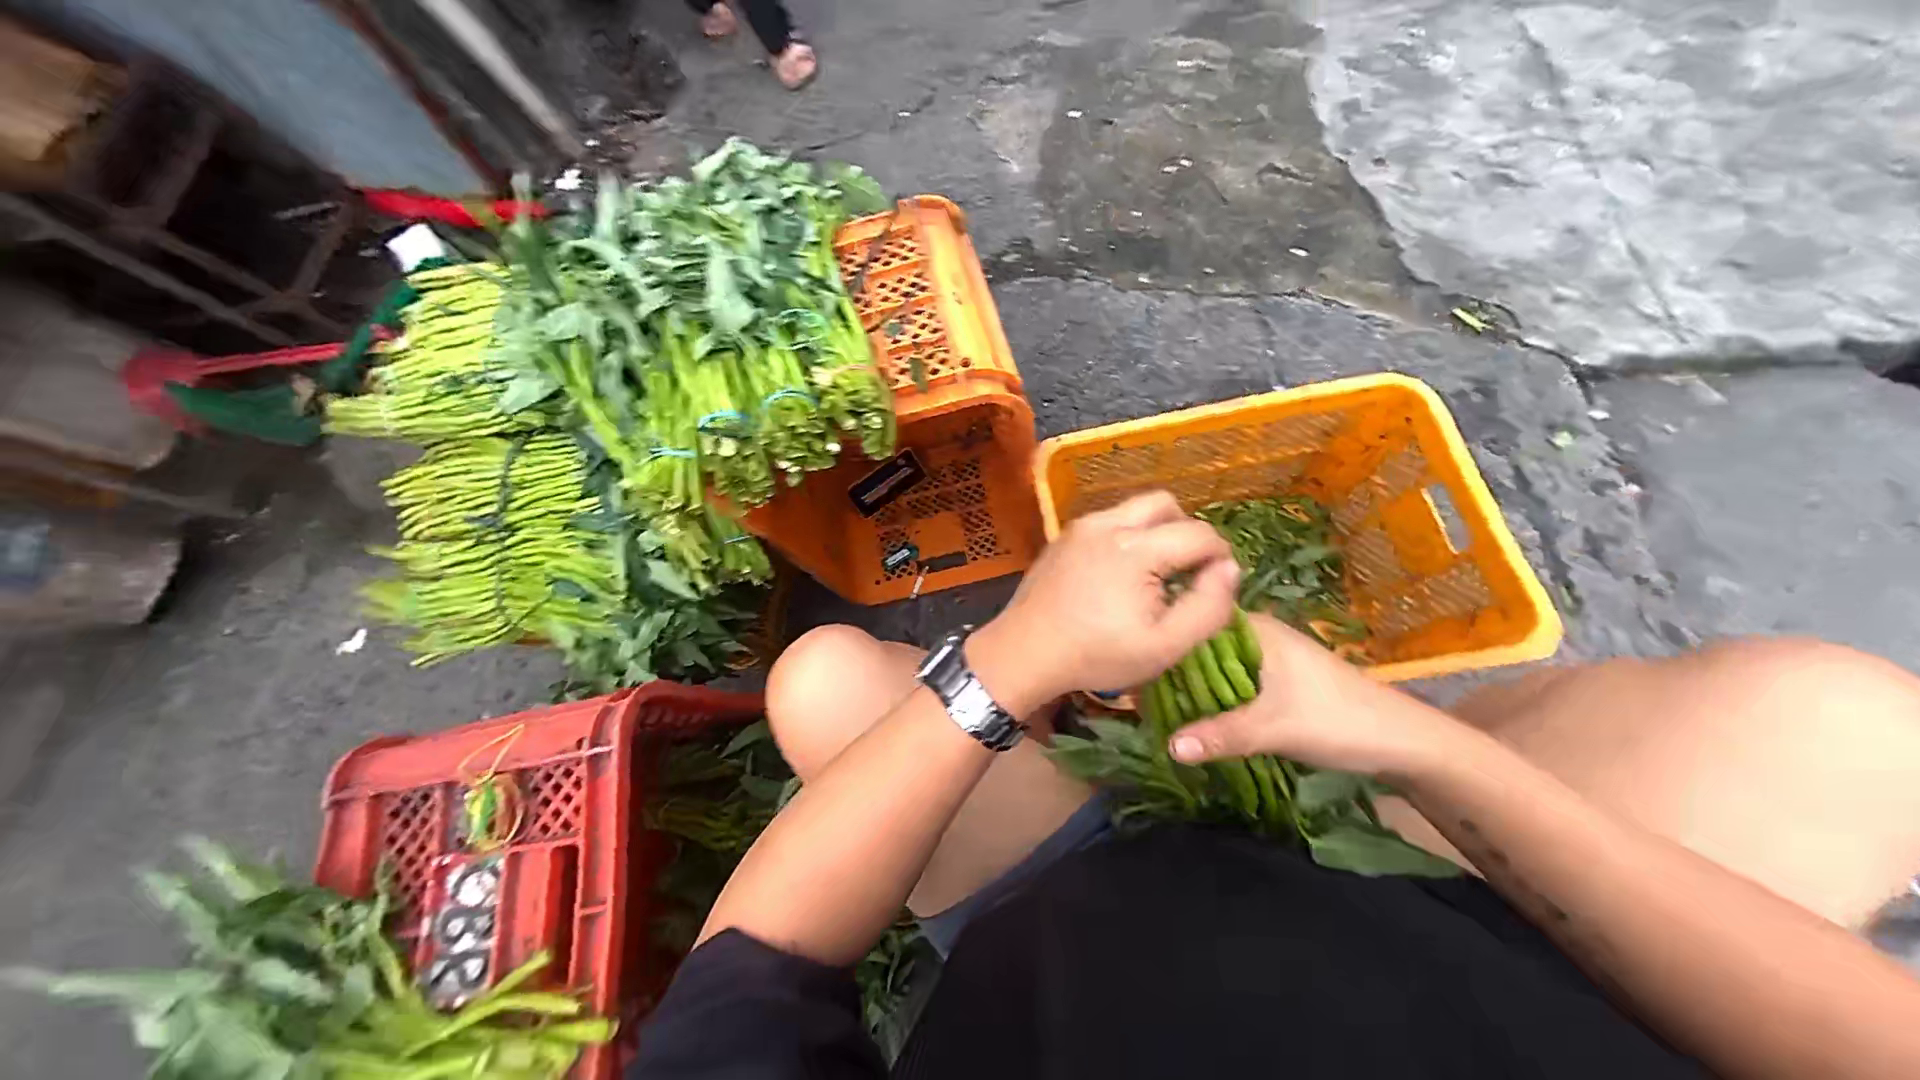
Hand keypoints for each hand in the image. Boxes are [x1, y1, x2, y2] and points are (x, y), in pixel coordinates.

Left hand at [968, 491, 1238, 712]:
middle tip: (1186, 570)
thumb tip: (1229, 568)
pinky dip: (1125, 537)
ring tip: (1154, 574)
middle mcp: (1107, 524)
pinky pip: (1107, 522)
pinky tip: (1118, 575)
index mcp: (1136, 548)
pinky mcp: (1062, 536)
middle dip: (1186, 531)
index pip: (1199, 534)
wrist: (1024, 652)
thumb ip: (1208, 606)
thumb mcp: (1164, 646)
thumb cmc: (1096, 655)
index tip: (1214, 585)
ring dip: (1155, 531)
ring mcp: (1080, 527)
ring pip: (1133, 509)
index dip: (1219, 557)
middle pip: (1165, 504)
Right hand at [1167, 613, 1466, 778]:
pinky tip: (1194, 714)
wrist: (1404, 742)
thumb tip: (1167, 746)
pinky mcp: (1276, 679)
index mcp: (1254, 628)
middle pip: (1199, 645)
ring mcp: (1268, 656)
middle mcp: (1257, 634)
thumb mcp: (1273, 728)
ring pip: (1214, 665)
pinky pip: (1230, 680)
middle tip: (1137, 694)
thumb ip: (1220, 735)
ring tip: (1155, 706)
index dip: (1162, 642)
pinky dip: (1211, 695)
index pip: (1193, 621)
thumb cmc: (1338, 719)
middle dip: (1171, 668)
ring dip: (1191, 685)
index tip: (1131, 667)